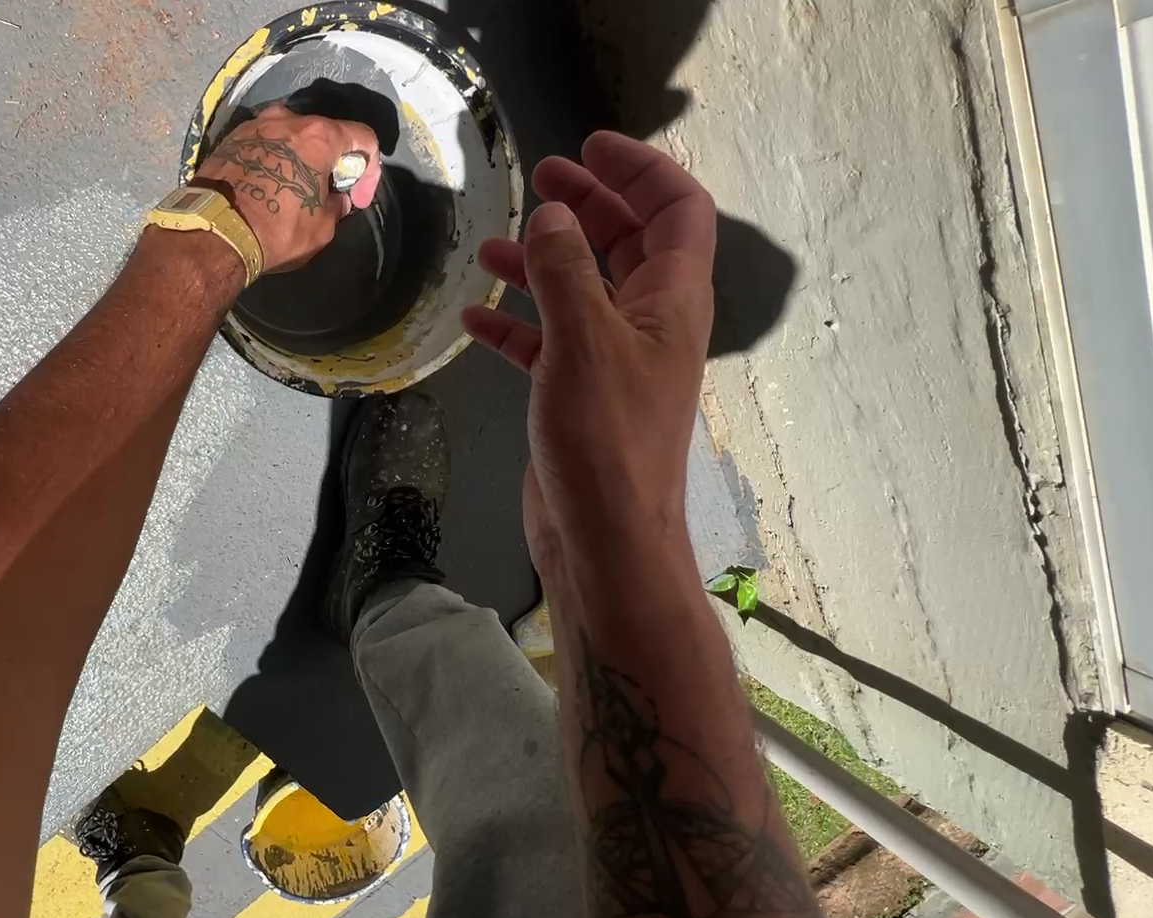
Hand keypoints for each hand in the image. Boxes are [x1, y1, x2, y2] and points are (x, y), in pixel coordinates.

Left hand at [197, 103, 382, 272]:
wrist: (216, 230)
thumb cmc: (277, 230)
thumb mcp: (322, 229)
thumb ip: (337, 207)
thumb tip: (338, 199)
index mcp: (319, 136)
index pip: (363, 138)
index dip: (370, 170)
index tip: (359, 198)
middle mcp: (288, 119)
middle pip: (325, 134)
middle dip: (333, 164)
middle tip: (329, 194)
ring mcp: (256, 125)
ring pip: (291, 138)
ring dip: (301, 161)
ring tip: (295, 192)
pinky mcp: (231, 138)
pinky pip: (264, 146)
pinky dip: (274, 163)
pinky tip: (268, 189)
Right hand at [459, 133, 716, 592]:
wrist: (602, 534)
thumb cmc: (603, 437)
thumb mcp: (583, 343)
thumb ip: (566, 272)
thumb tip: (554, 215)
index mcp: (669, 301)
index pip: (674, 211)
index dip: (638, 170)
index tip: (587, 148)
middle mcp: (646, 324)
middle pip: (623, 245)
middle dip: (585, 207)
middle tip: (538, 182)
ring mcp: (610, 362)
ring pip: (579, 293)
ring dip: (542, 264)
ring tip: (493, 246)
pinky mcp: (576, 396)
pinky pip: (546, 343)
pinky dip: (516, 324)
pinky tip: (477, 316)